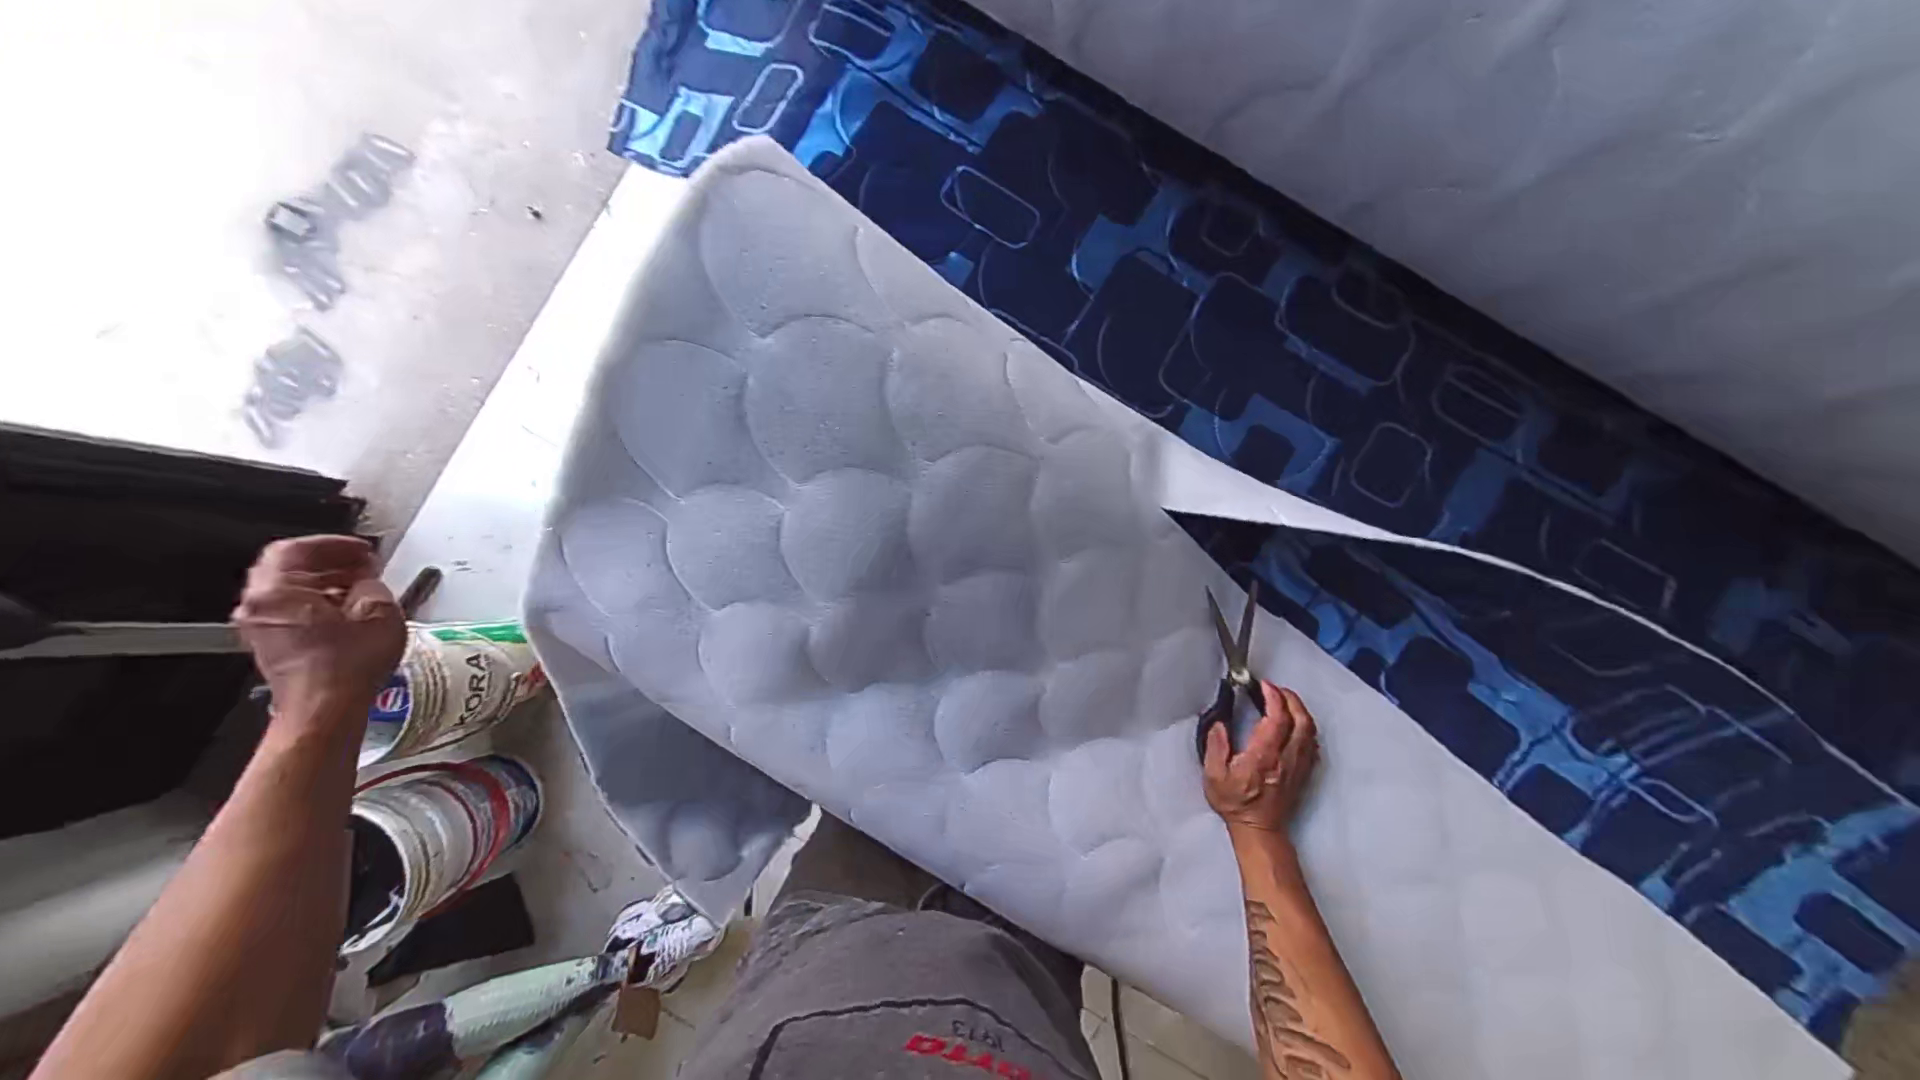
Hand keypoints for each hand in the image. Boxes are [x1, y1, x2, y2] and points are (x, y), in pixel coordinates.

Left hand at [232, 535, 405, 715]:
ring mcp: (263, 629)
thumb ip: (373, 586)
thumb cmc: (346, 665)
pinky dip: (321, 603)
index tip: (360, 548)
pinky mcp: (275, 645)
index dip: (332, 544)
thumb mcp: (380, 612)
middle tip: (363, 563)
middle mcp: (260, 608)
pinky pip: (293, 611)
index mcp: (277, 593)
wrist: (327, 707)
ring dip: (326, 582)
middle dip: (330, 562)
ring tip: (362, 586)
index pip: (295, 550)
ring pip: (290, 590)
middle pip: (287, 569)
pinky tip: (351, 610)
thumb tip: (367, 584)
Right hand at [1203, 681, 1319, 835]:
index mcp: (1264, 756)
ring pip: (1310, 730)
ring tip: (1285, 700)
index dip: (1273, 697)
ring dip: (1300, 710)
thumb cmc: (1235, 803)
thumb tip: (1220, 724)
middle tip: (1275, 688)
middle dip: (1290, 698)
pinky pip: (1312, 743)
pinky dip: (1306, 727)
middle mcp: (1286, 758)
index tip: (1263, 685)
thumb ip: (1216, 746)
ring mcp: (1298, 765)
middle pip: (1301, 720)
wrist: (1258, 829)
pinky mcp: (1303, 772)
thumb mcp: (1214, 775)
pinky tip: (1295, 724)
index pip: (1278, 719)